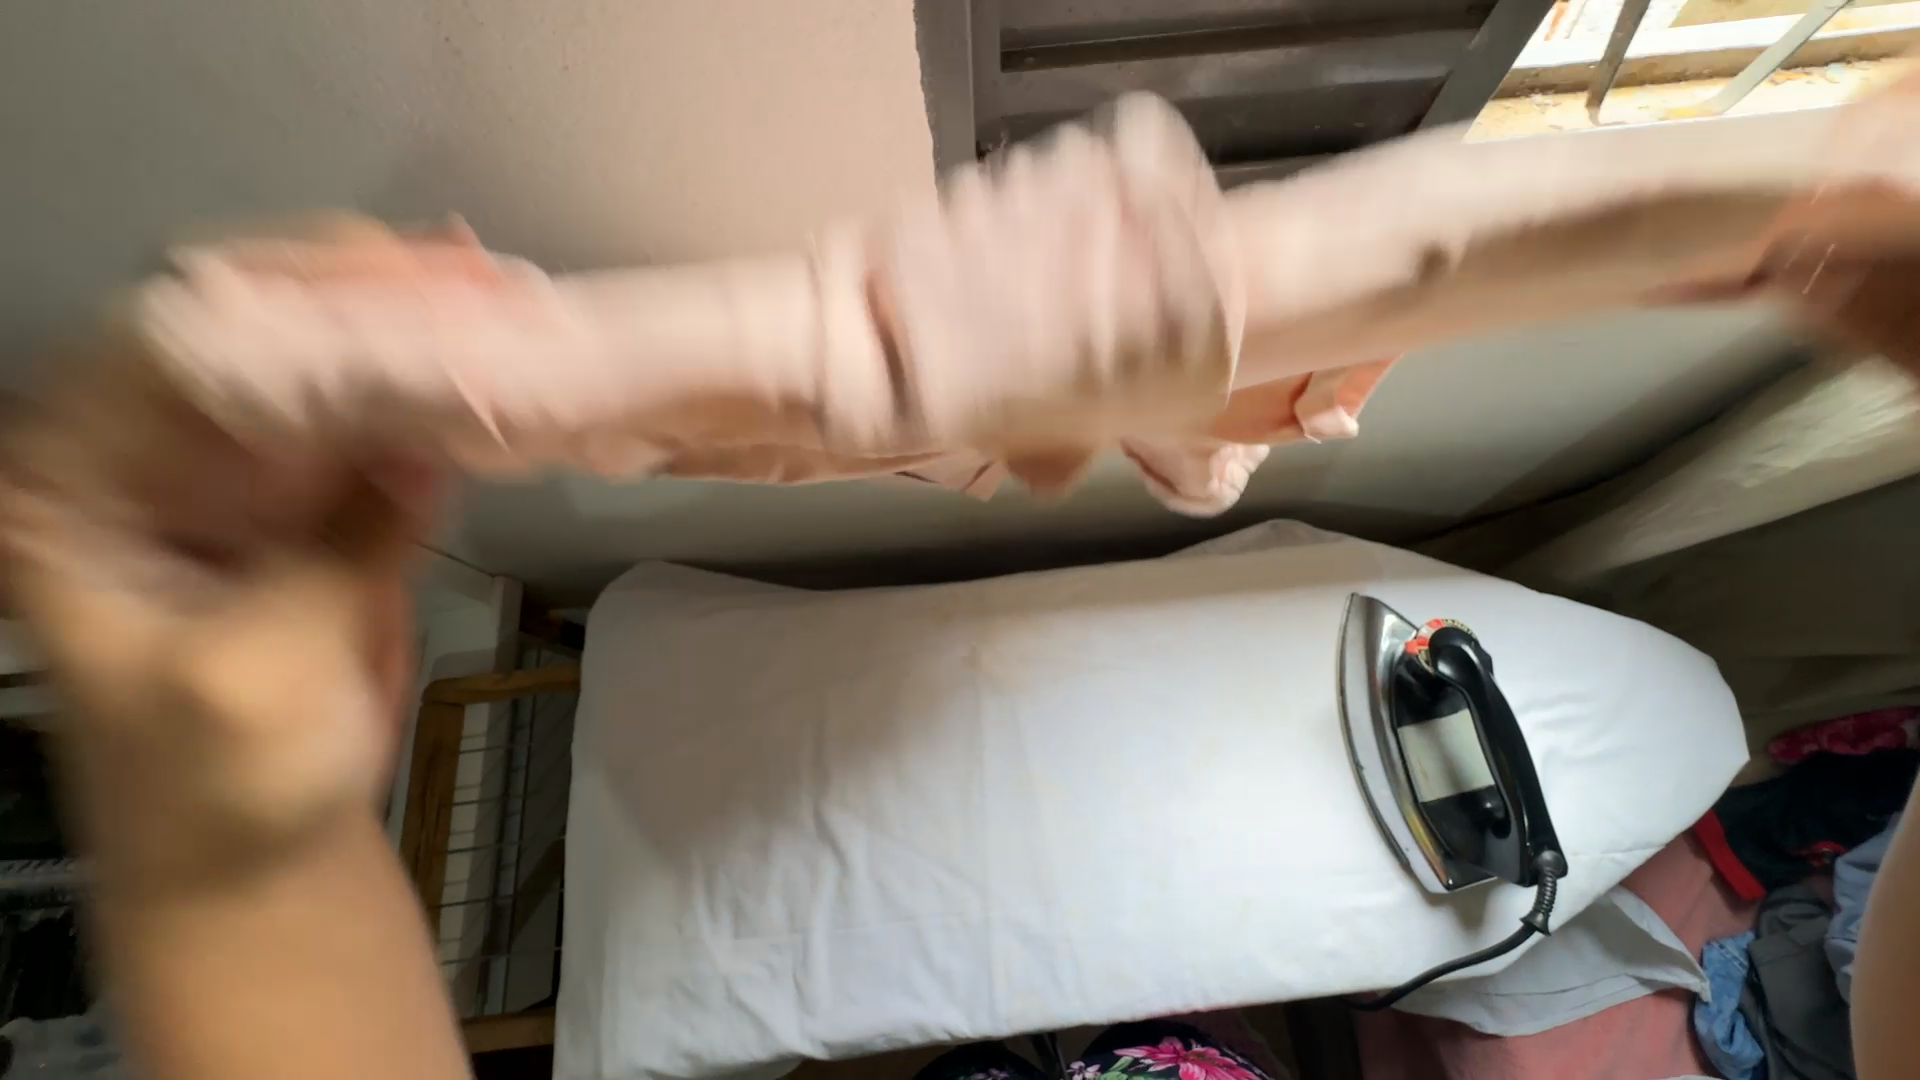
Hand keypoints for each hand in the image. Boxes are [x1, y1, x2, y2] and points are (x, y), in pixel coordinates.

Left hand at [0, 220, 460, 894]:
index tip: (387, 268)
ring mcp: (264, 483)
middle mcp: (168, 464)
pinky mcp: (339, 511)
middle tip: (464, 266)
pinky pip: (391, 437)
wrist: (268, 835)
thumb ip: (327, 551)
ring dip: (416, 339)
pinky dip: (444, 405)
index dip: (276, 294)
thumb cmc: (218, 778)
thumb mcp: (252, 667)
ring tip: (496, 299)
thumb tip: (412, 451)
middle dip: (362, 294)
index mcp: (85, 488)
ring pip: (339, 380)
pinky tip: (495, 373)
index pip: (166, 344)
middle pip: (262, 339)